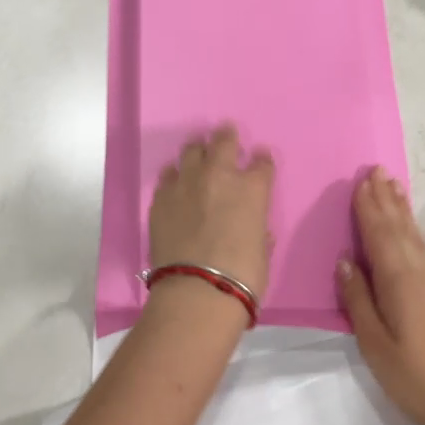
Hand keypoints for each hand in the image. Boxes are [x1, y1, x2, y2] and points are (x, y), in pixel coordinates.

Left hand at [150, 124, 274, 300]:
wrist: (198, 290)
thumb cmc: (242, 276)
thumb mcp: (262, 252)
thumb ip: (258, 231)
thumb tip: (256, 229)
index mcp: (252, 188)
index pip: (262, 163)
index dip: (261, 160)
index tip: (259, 159)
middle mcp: (219, 175)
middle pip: (223, 141)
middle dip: (227, 136)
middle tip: (226, 135)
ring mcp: (186, 182)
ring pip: (191, 150)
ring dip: (198, 151)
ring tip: (198, 155)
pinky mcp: (161, 196)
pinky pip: (168, 175)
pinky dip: (175, 175)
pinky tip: (176, 182)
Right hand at [338, 167, 424, 424]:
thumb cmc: (415, 378)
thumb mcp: (374, 344)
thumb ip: (358, 300)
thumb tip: (345, 261)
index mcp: (397, 281)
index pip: (377, 235)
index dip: (367, 208)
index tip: (359, 180)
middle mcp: (419, 274)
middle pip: (398, 229)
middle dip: (385, 199)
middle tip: (376, 170)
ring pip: (417, 238)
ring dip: (405, 211)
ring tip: (395, 186)